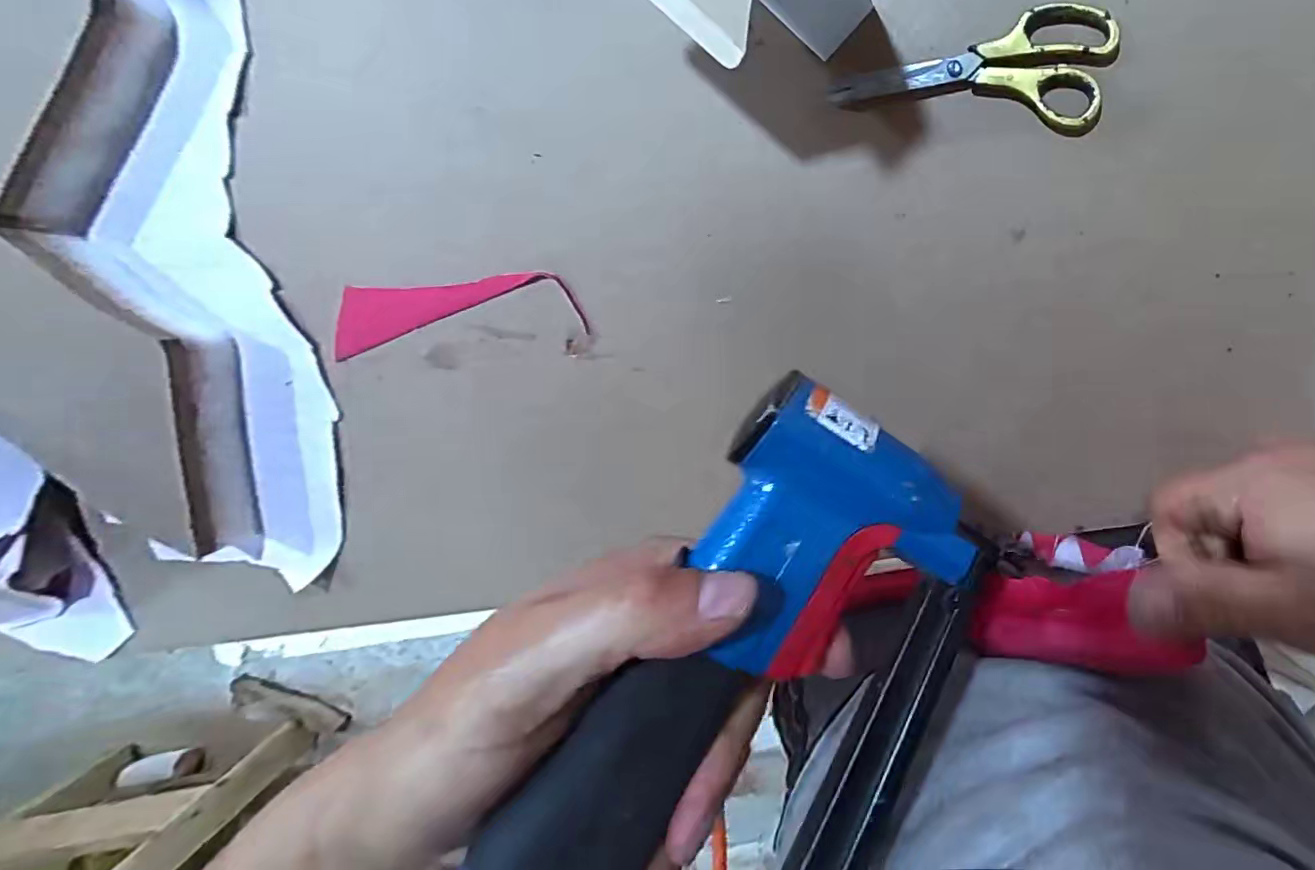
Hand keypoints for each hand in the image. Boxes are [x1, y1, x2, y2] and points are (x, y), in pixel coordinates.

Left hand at [214, 539, 851, 869]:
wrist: (397, 834)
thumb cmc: (460, 729)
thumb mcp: (535, 664)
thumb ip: (631, 614)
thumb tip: (746, 591)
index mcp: (646, 578)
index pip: (741, 565)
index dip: (791, 596)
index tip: (832, 649)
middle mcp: (664, 614)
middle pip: (747, 645)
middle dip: (740, 716)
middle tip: (718, 785)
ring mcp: (661, 674)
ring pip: (732, 701)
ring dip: (719, 764)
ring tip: (678, 825)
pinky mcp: (654, 727)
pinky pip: (709, 743)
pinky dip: (705, 783)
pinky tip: (676, 822)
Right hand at [1126, 441, 1314, 672]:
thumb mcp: (1283, 609)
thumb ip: (1198, 599)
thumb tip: (1128, 598)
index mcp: (1246, 476)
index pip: (1164, 507)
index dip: (1179, 559)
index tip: (1234, 600)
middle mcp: (1270, 453)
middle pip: (1204, 508)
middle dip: (1222, 561)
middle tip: (1279, 604)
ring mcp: (1312, 457)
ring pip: (1244, 508)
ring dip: (1257, 553)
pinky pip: (1285, 501)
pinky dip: (1291, 538)